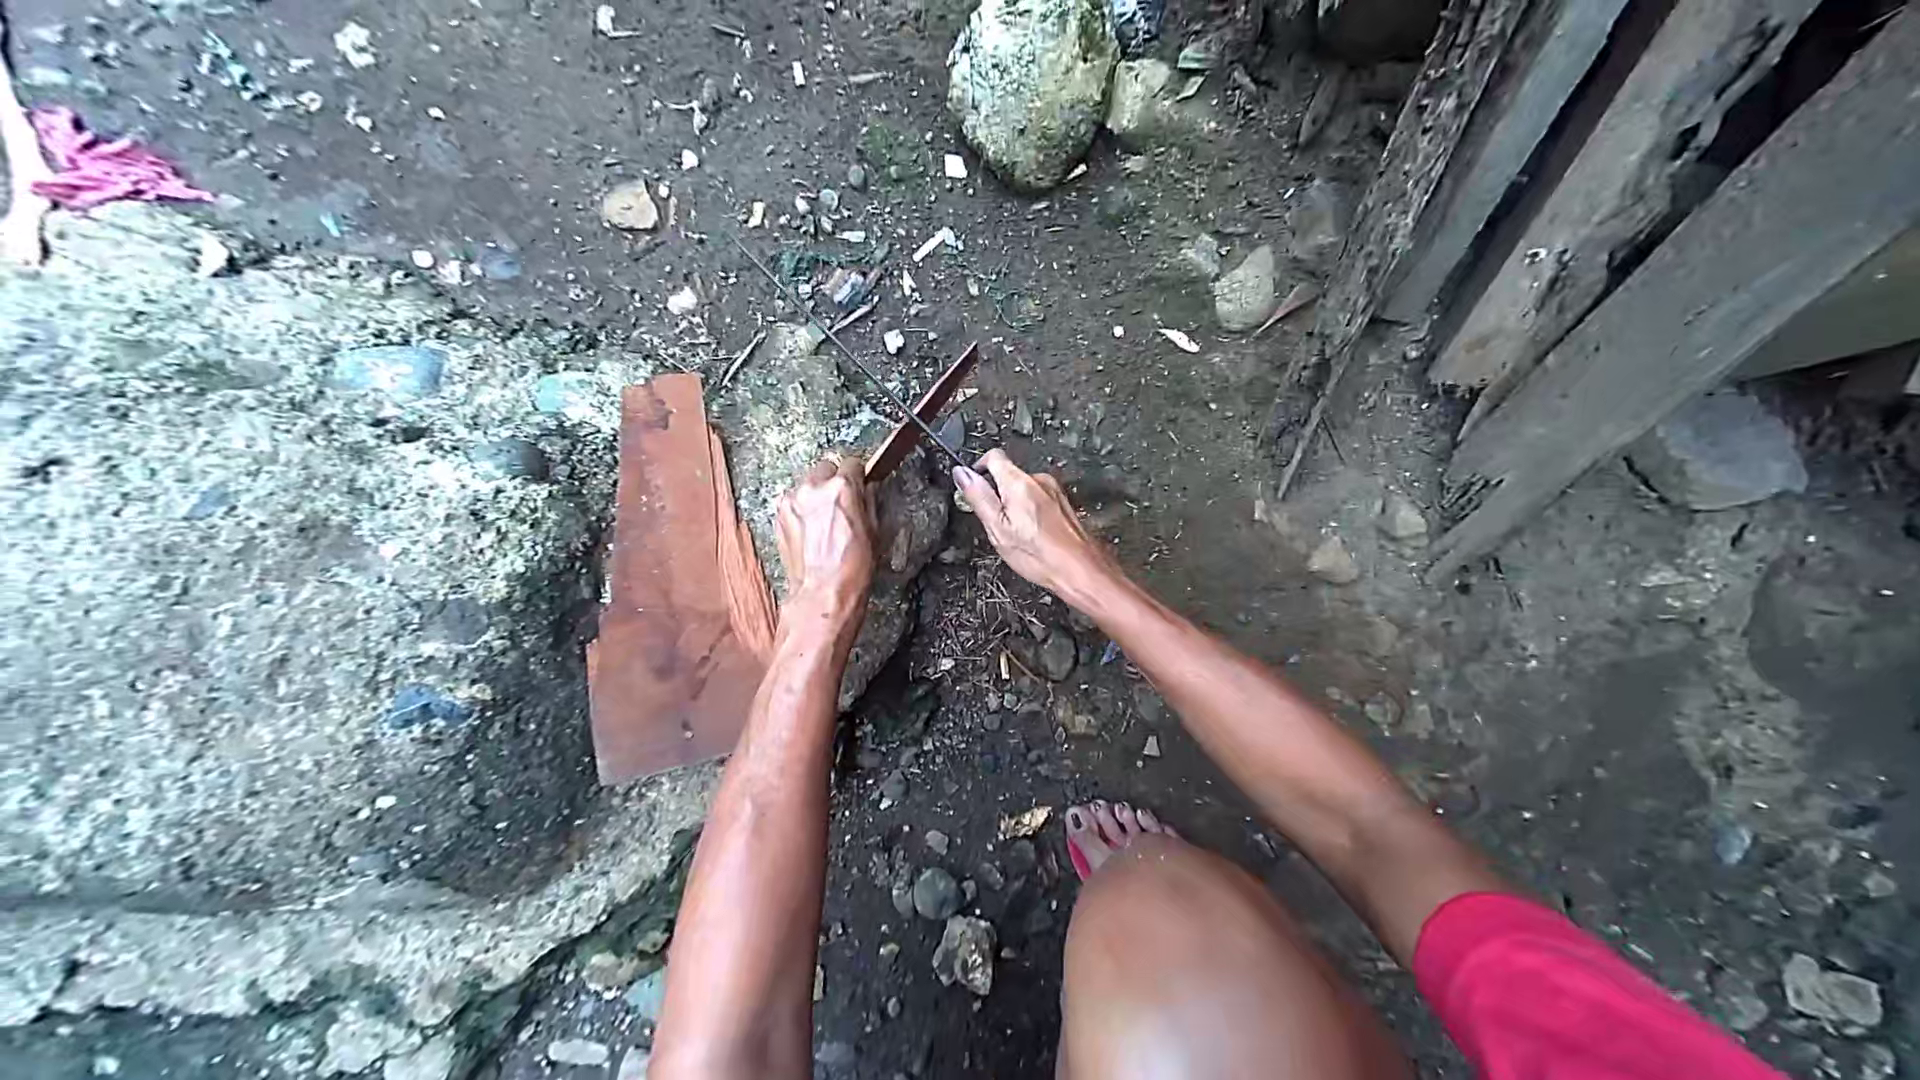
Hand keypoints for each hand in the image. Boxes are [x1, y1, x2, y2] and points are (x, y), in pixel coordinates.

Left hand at [775, 453, 875, 630]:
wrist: (822, 592)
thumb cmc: (851, 569)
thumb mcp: (874, 530)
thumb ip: (869, 501)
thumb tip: (867, 488)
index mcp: (841, 488)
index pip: (851, 463)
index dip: (858, 475)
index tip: (860, 484)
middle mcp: (813, 488)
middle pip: (826, 467)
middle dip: (835, 481)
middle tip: (843, 502)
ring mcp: (792, 501)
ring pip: (808, 484)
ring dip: (817, 494)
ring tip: (826, 521)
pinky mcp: (780, 516)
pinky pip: (795, 502)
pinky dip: (803, 509)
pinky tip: (813, 531)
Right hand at [952, 449, 1119, 604]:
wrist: (1080, 569)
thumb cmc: (1041, 555)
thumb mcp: (997, 528)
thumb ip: (978, 496)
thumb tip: (962, 473)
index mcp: (1018, 482)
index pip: (992, 456)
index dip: (978, 469)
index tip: (973, 485)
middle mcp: (1039, 480)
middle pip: (1008, 474)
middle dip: (997, 493)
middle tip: (996, 522)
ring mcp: (1053, 491)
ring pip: (1023, 488)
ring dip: (1015, 505)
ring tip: (1017, 533)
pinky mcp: (1062, 503)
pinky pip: (1038, 499)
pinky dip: (1031, 512)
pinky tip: (1033, 535)